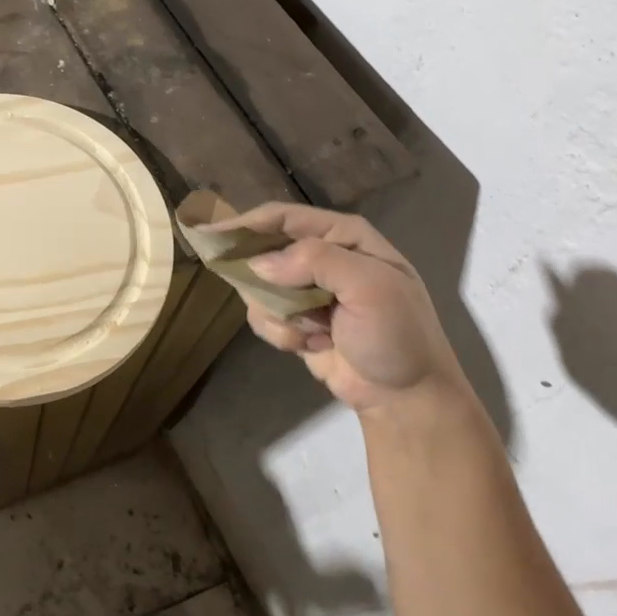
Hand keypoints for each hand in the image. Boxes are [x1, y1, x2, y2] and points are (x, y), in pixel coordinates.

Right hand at [208, 203, 465, 413]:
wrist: (406, 398)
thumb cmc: (398, 335)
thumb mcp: (369, 287)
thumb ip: (316, 261)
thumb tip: (257, 264)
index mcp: (343, 236)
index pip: (283, 217)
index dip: (245, 223)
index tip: (209, 234)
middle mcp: (321, 255)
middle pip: (263, 251)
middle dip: (265, 280)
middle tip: (281, 302)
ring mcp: (306, 289)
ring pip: (257, 287)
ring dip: (278, 313)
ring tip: (314, 331)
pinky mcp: (295, 320)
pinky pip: (262, 316)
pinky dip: (280, 333)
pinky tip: (312, 345)